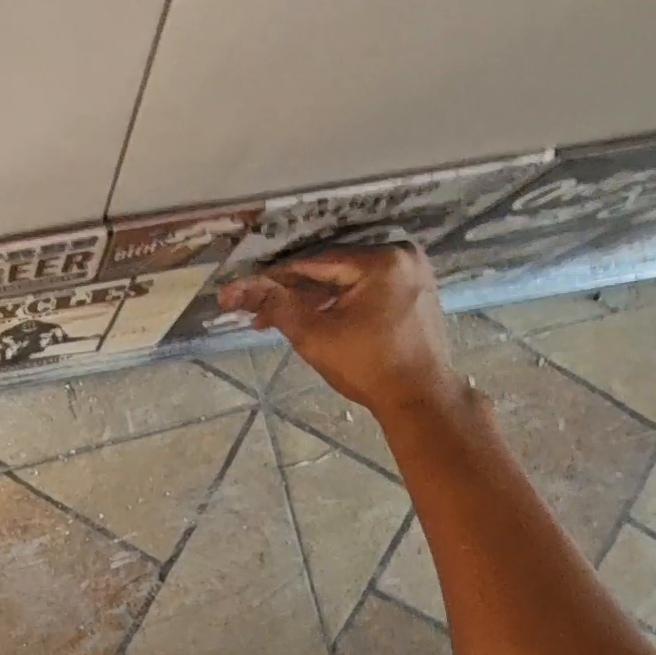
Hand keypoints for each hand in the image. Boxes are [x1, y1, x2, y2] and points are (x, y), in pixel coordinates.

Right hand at [218, 245, 454, 409]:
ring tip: (282, 320)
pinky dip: (341, 304)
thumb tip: (236, 290)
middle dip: (294, 292)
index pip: (314, 262)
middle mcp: (401, 255)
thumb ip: (276, 307)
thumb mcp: (314, 335)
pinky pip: (368, 291)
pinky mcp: (416, 294)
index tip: (245, 292)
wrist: (419, 399)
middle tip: (260, 313)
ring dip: (315, 300)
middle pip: (332, 270)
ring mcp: (413, 274)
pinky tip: (316, 319)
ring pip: (349, 281)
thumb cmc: (367, 367)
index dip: (275, 279)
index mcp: (380, 259)